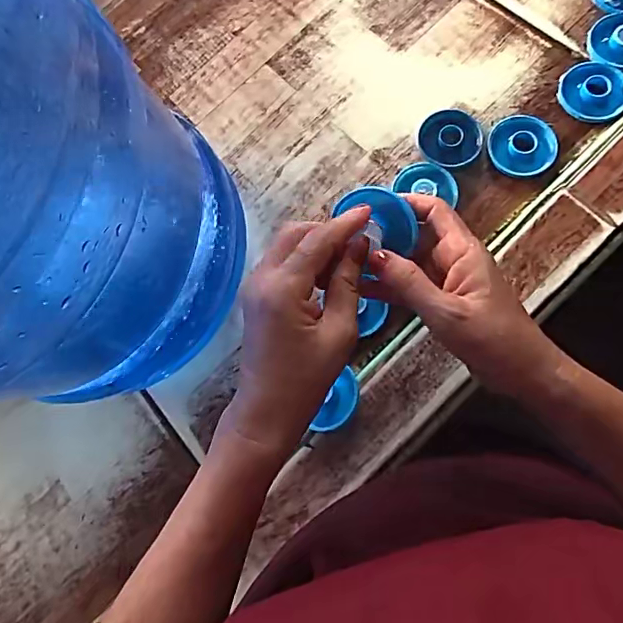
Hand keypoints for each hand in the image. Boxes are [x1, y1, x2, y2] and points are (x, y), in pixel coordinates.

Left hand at [215, 207, 371, 463]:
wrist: (266, 410)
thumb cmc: (307, 379)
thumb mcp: (340, 331)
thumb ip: (347, 283)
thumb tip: (358, 246)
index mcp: (283, 287)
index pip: (316, 240)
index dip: (344, 224)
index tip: (368, 211)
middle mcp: (262, 277)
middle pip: (296, 233)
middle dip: (328, 231)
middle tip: (360, 241)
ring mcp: (254, 284)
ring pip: (287, 244)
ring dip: (316, 244)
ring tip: (348, 260)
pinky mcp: (255, 294)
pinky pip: (282, 262)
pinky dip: (305, 259)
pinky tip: (328, 275)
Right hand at [361, 193, 567, 397]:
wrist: (522, 372)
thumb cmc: (494, 340)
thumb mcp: (446, 311)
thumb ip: (409, 282)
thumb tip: (374, 254)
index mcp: (462, 251)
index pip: (433, 210)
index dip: (404, 202)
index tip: (372, 207)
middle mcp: (455, 259)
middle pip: (417, 234)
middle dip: (386, 233)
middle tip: (350, 238)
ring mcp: (449, 281)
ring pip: (411, 262)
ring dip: (385, 261)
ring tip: (349, 261)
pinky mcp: (444, 302)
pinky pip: (413, 286)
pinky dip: (393, 286)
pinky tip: (365, 289)